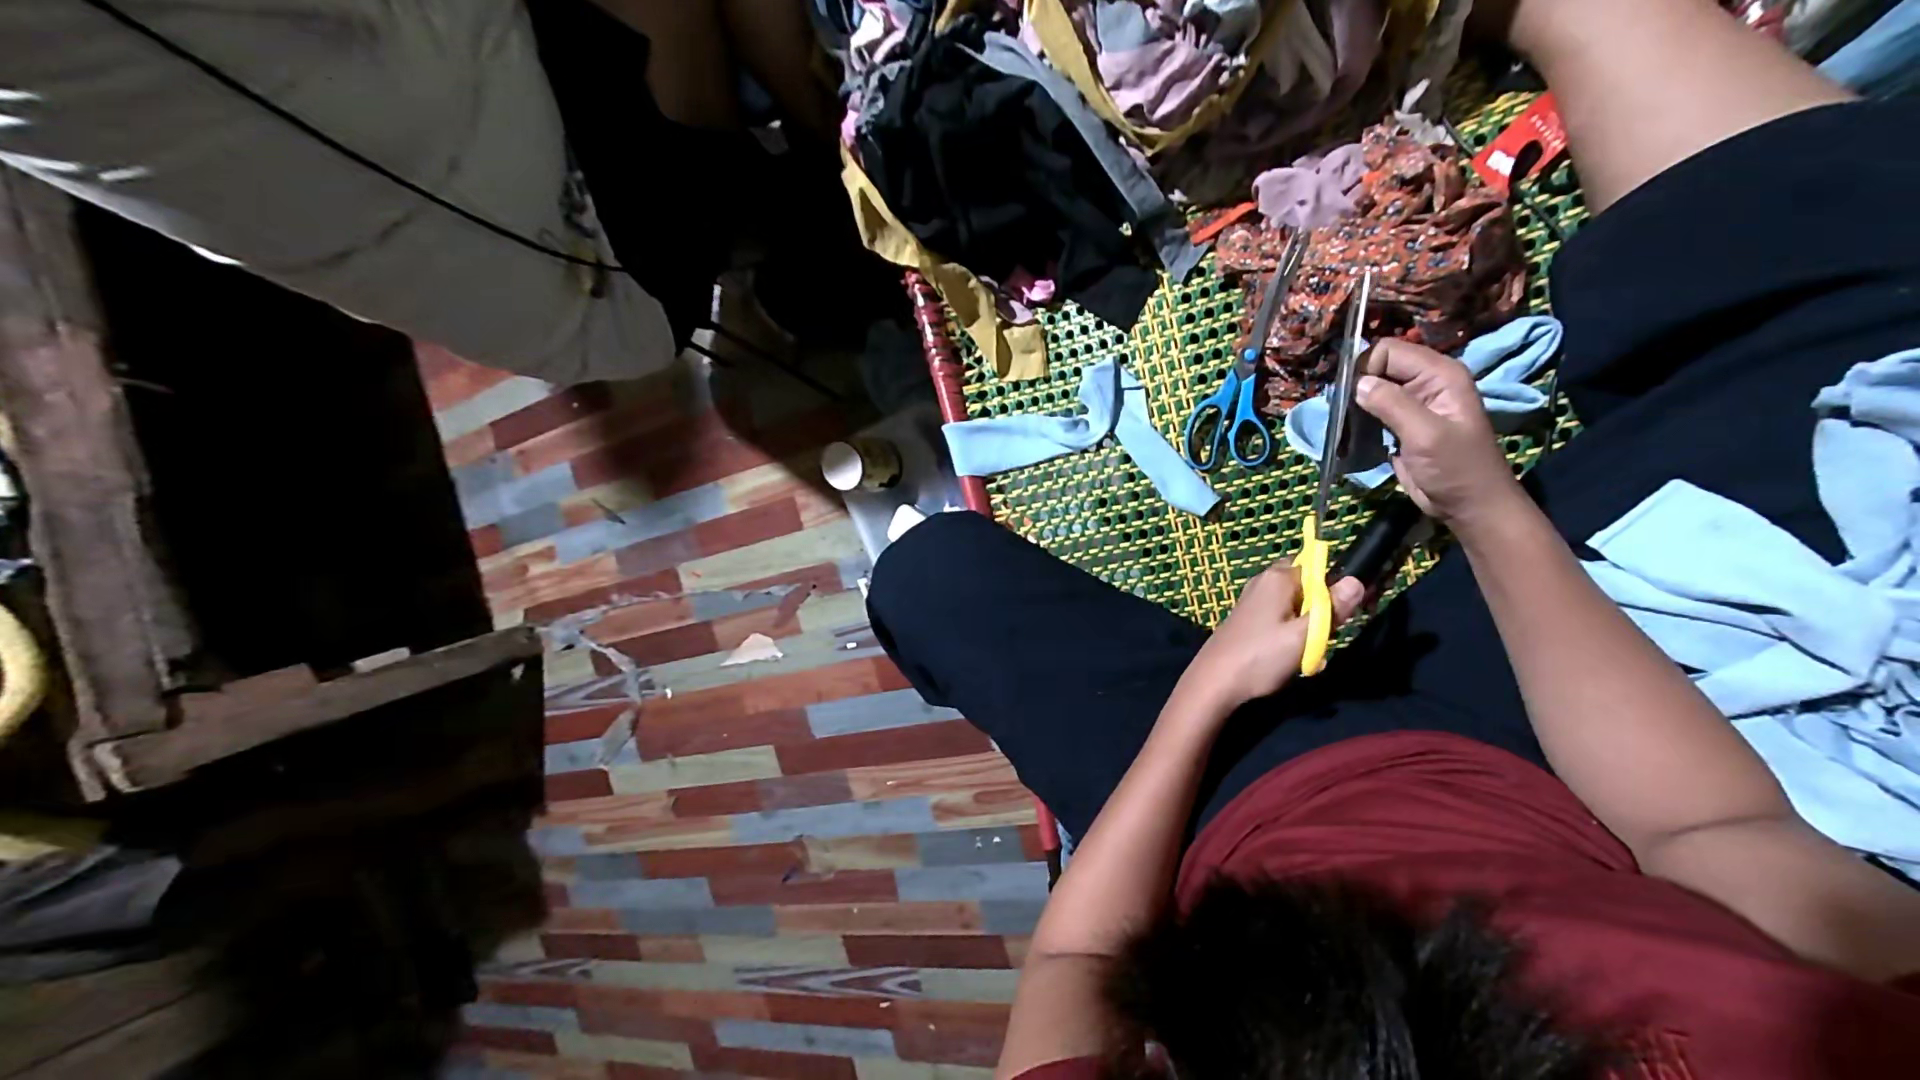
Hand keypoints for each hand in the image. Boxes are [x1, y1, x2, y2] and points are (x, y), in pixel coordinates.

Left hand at [1182, 561, 1362, 710]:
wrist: (1215, 682)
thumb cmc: (1261, 656)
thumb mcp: (1304, 635)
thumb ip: (1332, 609)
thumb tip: (1356, 581)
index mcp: (1278, 577)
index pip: (1319, 567)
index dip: (1339, 588)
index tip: (1351, 612)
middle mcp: (1264, 582)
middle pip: (1309, 589)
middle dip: (1324, 614)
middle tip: (1326, 638)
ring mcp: (1255, 601)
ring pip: (1298, 610)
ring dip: (1310, 632)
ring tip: (1309, 657)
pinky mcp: (1250, 620)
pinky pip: (1282, 622)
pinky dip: (1292, 639)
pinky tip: (1294, 661)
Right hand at [1354, 340, 1526, 530]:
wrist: (1467, 504)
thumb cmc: (1455, 468)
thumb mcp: (1425, 434)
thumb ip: (1392, 403)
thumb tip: (1356, 383)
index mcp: (1439, 374)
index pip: (1389, 350)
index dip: (1364, 367)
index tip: (1347, 394)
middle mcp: (1426, 382)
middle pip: (1378, 366)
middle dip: (1355, 384)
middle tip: (1339, 410)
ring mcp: (1413, 402)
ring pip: (1372, 387)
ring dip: (1353, 402)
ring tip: (1341, 421)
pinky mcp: (1401, 422)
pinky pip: (1372, 408)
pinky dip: (1358, 416)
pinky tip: (1349, 430)